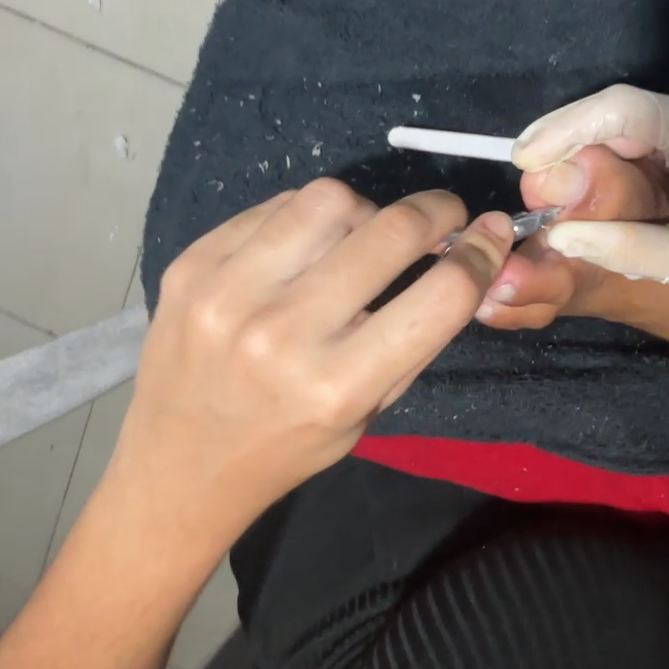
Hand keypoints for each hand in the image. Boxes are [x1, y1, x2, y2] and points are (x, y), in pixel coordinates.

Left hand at [108, 180, 512, 524]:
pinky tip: (308, 246)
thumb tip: (472, 253)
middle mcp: (282, 335)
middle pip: (392, 231)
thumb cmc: (290, 447)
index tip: (492, 233)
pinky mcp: (191, 263)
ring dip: (368, 210)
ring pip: (331, 198)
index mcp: (338, 386)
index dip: (482, 253)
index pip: (442, 294)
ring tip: (364, 234)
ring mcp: (227, 292)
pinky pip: (276, 205)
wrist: (176, 469)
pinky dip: (310, 216)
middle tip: (445, 215)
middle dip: (437, 212)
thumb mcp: (371, 412)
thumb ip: (421, 334)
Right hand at [511, 85, 668, 330]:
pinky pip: (634, 173)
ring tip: (539, 201)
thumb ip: (631, 247)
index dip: (570, 128)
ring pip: (620, 149)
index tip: (526, 159)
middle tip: (527, 190)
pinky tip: (572, 207)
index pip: (626, 110)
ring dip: (579, 172)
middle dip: (567, 153)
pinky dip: (601, 191)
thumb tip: (558, 234)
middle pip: (616, 125)